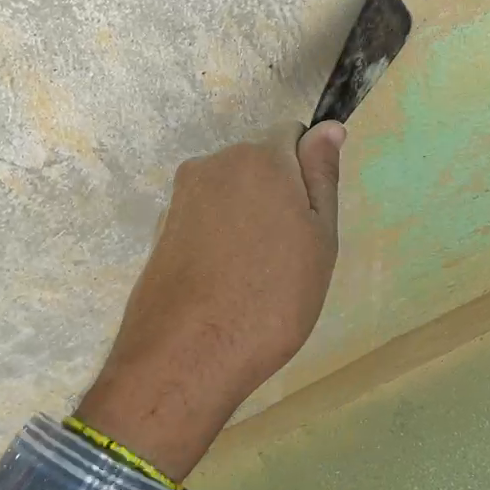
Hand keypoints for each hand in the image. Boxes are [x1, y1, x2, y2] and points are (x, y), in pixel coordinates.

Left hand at [74, 121, 345, 480]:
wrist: (183, 361)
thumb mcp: (319, 237)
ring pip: (232, 192)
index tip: (310, 217)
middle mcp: (214, 164)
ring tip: (256, 275)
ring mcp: (181, 198)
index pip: (293, 134)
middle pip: (259, 162)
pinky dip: (219, 239)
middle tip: (290, 252)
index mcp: (259, 157)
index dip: (307, 170)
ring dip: (247, 217)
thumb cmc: (270, 298)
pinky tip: (224, 285)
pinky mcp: (160, 231)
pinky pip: (205, 219)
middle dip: (277, 192)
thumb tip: (328, 127)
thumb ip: (322, 176)